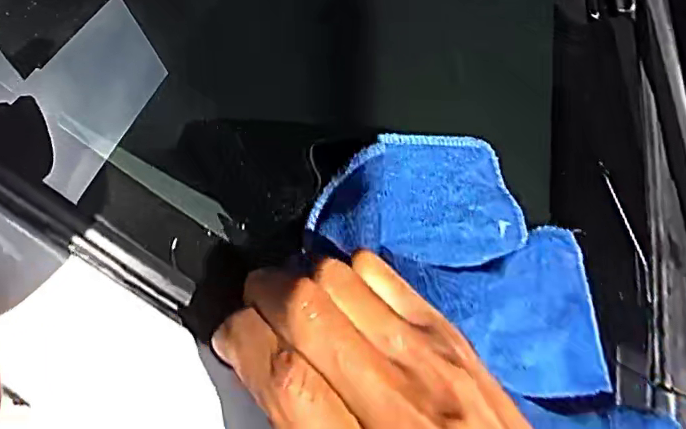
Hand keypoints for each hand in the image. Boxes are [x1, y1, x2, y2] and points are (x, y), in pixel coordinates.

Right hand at [211, 250, 530, 428]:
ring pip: (336, 277)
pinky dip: (347, 274)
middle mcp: (401, 408)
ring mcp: (434, 365)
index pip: (284, 373)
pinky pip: (381, 272)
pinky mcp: (454, 339)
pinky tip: (342, 298)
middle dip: (260, 295)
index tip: (231, 338)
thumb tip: (253, 364)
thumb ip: (296, 423)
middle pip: (305, 308)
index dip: (241, 339)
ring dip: (300, 280)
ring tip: (294, 301)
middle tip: (253, 310)